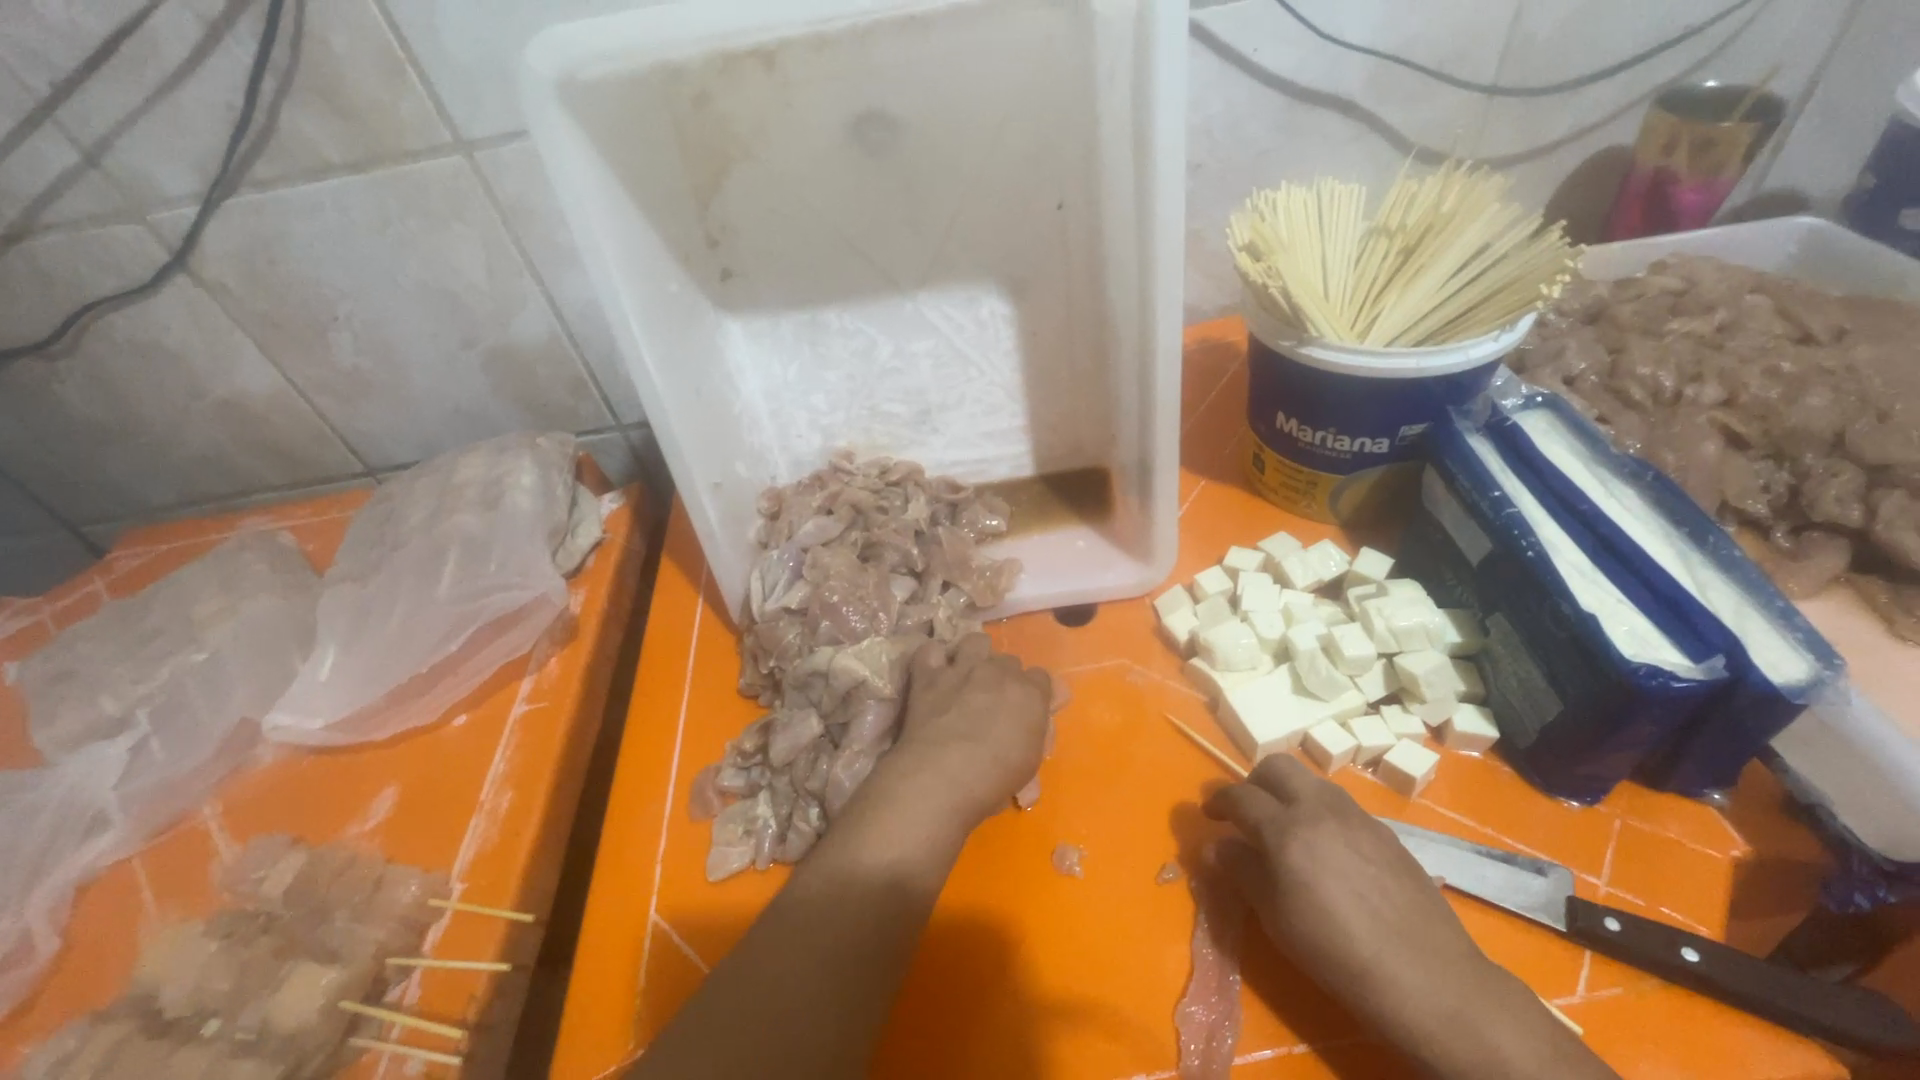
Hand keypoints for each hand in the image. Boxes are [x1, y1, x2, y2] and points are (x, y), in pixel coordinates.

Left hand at [881, 634, 1050, 831]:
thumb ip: (1037, 731)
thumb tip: (1040, 717)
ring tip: (966, 677)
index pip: (1041, 677)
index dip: (1033, 693)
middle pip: (1009, 660)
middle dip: (1004, 677)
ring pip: (976, 642)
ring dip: (974, 655)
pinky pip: (930, 650)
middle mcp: (999, 672)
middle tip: (992, 702)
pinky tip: (933, 674)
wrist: (942, 776)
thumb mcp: (1030, 762)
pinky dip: (932, 659)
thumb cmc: (994, 779)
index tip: (1024, 711)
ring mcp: (962, 669)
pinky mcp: (928, 674)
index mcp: (1031, 693)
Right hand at [1205, 756, 1493, 1019]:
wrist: (1425, 975)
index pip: (1240, 796)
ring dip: (1290, 795)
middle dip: (1254, 782)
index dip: (1218, 801)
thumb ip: (1241, 872)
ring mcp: (1358, 817)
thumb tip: (1218, 846)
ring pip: (1313, 782)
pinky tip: (1328, 855)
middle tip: (1248, 814)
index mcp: (1286, 829)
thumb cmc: (1334, 950)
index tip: (1209, 815)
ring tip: (1288, 833)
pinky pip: (1342, 808)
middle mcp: (1320, 809)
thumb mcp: (1275, 917)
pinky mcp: (1386, 833)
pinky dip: (1322, 815)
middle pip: (1277, 767)